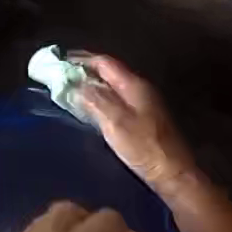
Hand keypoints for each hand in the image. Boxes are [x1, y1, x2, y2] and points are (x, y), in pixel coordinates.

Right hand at [73, 54, 200, 197]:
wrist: (172, 173)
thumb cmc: (144, 146)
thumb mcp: (115, 122)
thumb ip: (94, 99)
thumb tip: (74, 82)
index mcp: (134, 85)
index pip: (104, 62)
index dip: (81, 59)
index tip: (59, 60)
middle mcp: (140, 89)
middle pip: (108, 72)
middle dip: (84, 71)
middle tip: (59, 75)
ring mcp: (143, 104)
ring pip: (112, 87)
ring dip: (91, 85)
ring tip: (68, 90)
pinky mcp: (143, 118)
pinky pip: (116, 100)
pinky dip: (99, 99)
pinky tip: (88, 108)